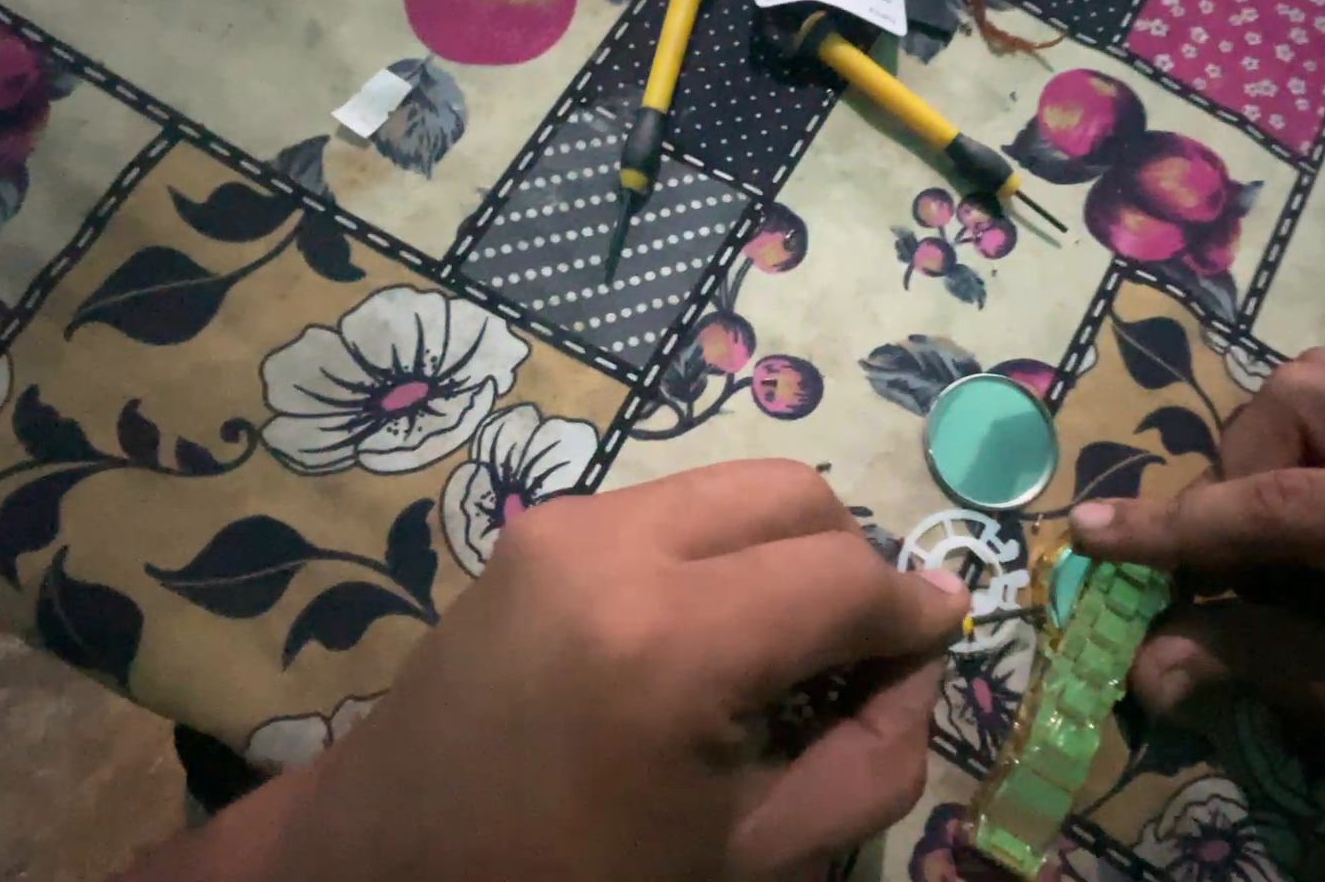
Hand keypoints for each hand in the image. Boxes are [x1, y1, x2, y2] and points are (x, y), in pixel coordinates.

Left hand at [157, 460, 967, 881]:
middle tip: (853, 637)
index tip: (936, 631)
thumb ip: (873, 757)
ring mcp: (572, 516)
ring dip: (786, 544)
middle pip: (794, 492)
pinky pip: (678, 501)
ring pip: (738, 483)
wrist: (388, 860)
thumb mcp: (755, 855)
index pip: (840, 577)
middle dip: (849, 558)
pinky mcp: (546, 515)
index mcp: (668, 644)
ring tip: (779, 624)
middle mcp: (617, 546)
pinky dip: (723, 544)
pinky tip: (704, 614)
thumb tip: (920, 653)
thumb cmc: (577, 881)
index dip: (908, 604)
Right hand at [1070, 349, 1324, 881]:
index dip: (1179, 525)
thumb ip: (1261, 669)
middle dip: (1241, 470)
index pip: (1297, 504)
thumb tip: (1141, 664)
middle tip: (1241, 559)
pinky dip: (1314, 460)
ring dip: (1273, 458)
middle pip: (1309, 393)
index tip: (1090, 534)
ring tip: (1288, 545)